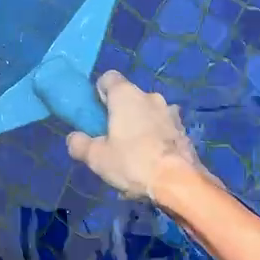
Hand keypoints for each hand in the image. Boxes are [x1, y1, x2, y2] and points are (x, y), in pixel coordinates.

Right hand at [66, 71, 208, 201]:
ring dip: (140, 130)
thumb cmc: (132, 163)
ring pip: (149, 116)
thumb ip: (80, 145)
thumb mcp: (97, 158)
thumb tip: (74, 138)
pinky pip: (164, 132)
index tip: (97, 114)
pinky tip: (152, 165)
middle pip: (130, 99)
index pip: (109, 78)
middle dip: (121, 116)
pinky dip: (156, 143)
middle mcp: (151, 97)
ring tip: (135, 158)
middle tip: (113, 141)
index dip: (100, 93)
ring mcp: (171, 113)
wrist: (178, 182)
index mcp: (126, 95)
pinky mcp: (184, 131)